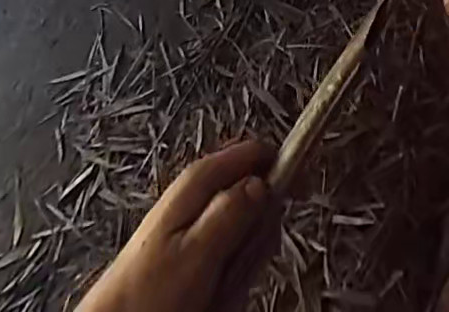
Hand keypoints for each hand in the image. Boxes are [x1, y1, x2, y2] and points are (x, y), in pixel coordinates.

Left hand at [77, 139, 272, 311]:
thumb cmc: (148, 297)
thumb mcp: (197, 253)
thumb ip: (232, 212)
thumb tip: (263, 183)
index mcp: (201, 181)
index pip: (256, 151)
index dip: (284, 167)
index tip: (300, 191)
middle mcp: (200, 192)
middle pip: (256, 194)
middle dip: (259, 231)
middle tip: (243, 263)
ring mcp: (198, 219)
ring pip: (246, 229)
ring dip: (244, 260)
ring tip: (221, 287)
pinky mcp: (196, 246)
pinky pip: (231, 254)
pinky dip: (230, 275)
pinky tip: (213, 294)